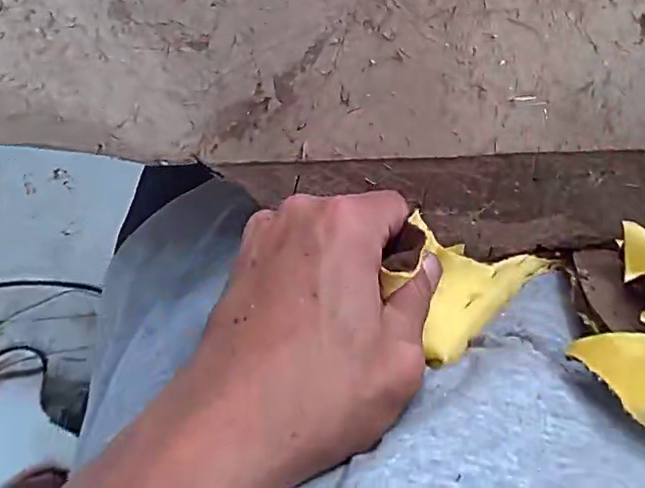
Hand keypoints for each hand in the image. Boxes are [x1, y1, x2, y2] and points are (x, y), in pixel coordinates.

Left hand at [76, 191, 439, 487]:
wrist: (219, 435)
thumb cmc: (319, 393)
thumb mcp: (398, 359)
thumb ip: (420, 298)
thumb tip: (424, 267)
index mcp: (347, 221)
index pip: (397, 209)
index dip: (406, 248)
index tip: (396, 290)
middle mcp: (303, 211)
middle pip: (357, 218)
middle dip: (369, 254)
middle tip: (363, 311)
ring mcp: (264, 232)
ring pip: (322, 233)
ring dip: (333, 261)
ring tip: (324, 318)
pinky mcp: (237, 260)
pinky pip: (288, 248)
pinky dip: (299, 269)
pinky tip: (292, 317)